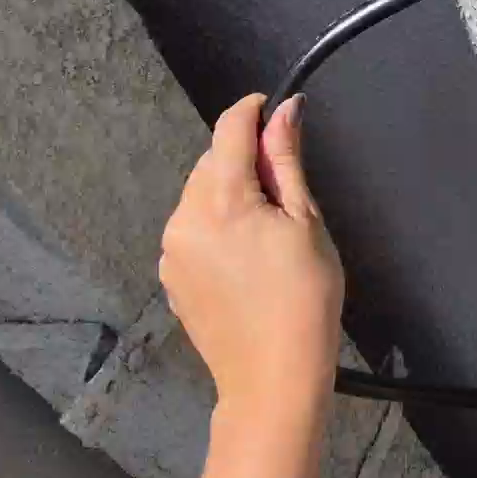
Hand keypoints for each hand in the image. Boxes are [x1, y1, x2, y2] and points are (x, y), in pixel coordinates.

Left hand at [160, 94, 343, 410]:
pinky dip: (220, 215)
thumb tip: (287, 109)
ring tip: (273, 216)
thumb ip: (287, 159)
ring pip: (201, 191)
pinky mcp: (172, 274)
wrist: (272, 372)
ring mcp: (171, 250)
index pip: (228, 131)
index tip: (279, 105)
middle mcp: (182, 220)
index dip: (254, 110)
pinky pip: (194, 224)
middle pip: (212, 160)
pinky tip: (251, 244)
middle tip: (289, 180)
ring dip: (232, 185)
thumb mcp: (305, 218)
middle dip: (246, 154)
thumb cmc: (304, 291)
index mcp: (220, 202)